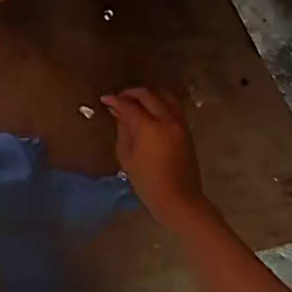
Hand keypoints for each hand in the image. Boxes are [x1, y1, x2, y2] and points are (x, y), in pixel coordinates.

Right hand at [103, 86, 212, 225]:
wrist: (178, 198)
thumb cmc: (147, 180)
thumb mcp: (126, 155)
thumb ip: (123, 129)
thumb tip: (119, 113)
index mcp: (150, 126)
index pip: (129, 104)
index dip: (115, 100)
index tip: (104, 99)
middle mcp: (167, 119)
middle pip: (149, 94)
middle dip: (131, 93)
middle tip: (119, 98)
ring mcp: (180, 124)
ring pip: (165, 96)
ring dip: (149, 95)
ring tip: (136, 101)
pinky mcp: (186, 130)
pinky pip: (173, 106)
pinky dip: (160, 102)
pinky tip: (149, 111)